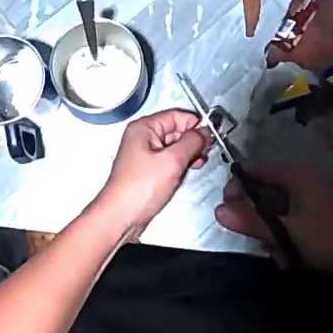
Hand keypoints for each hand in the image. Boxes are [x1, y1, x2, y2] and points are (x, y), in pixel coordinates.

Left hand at [89, 110, 210, 242]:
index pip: (176, 115)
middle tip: (205, 153)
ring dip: (187, 154)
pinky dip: (179, 164)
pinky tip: (187, 172)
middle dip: (192, 140)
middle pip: (175, 129)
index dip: (195, 123)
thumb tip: (205, 131)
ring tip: (197, 164)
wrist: (120, 216)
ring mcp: (144, 153)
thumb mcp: (172, 161)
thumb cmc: (142, 187)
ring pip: (173, 145)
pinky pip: (168, 159)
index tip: (211, 135)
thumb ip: (192, 142)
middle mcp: (142, 136)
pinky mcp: (147, 169)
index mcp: (144, 127)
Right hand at [214, 164, 332, 277]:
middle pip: (269, 191)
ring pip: (282, 210)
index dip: (239, 188)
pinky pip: (297, 220)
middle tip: (255, 241)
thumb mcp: (287, 233)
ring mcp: (320, 198)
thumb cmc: (330, 242)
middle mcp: (309, 180)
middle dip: (258, 217)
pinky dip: (289, 237)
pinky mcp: (328, 217)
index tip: (227, 210)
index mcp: (299, 175)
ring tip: (277, 256)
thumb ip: (252, 221)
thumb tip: (217, 210)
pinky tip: (290, 259)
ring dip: (273, 232)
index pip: (258, 170)